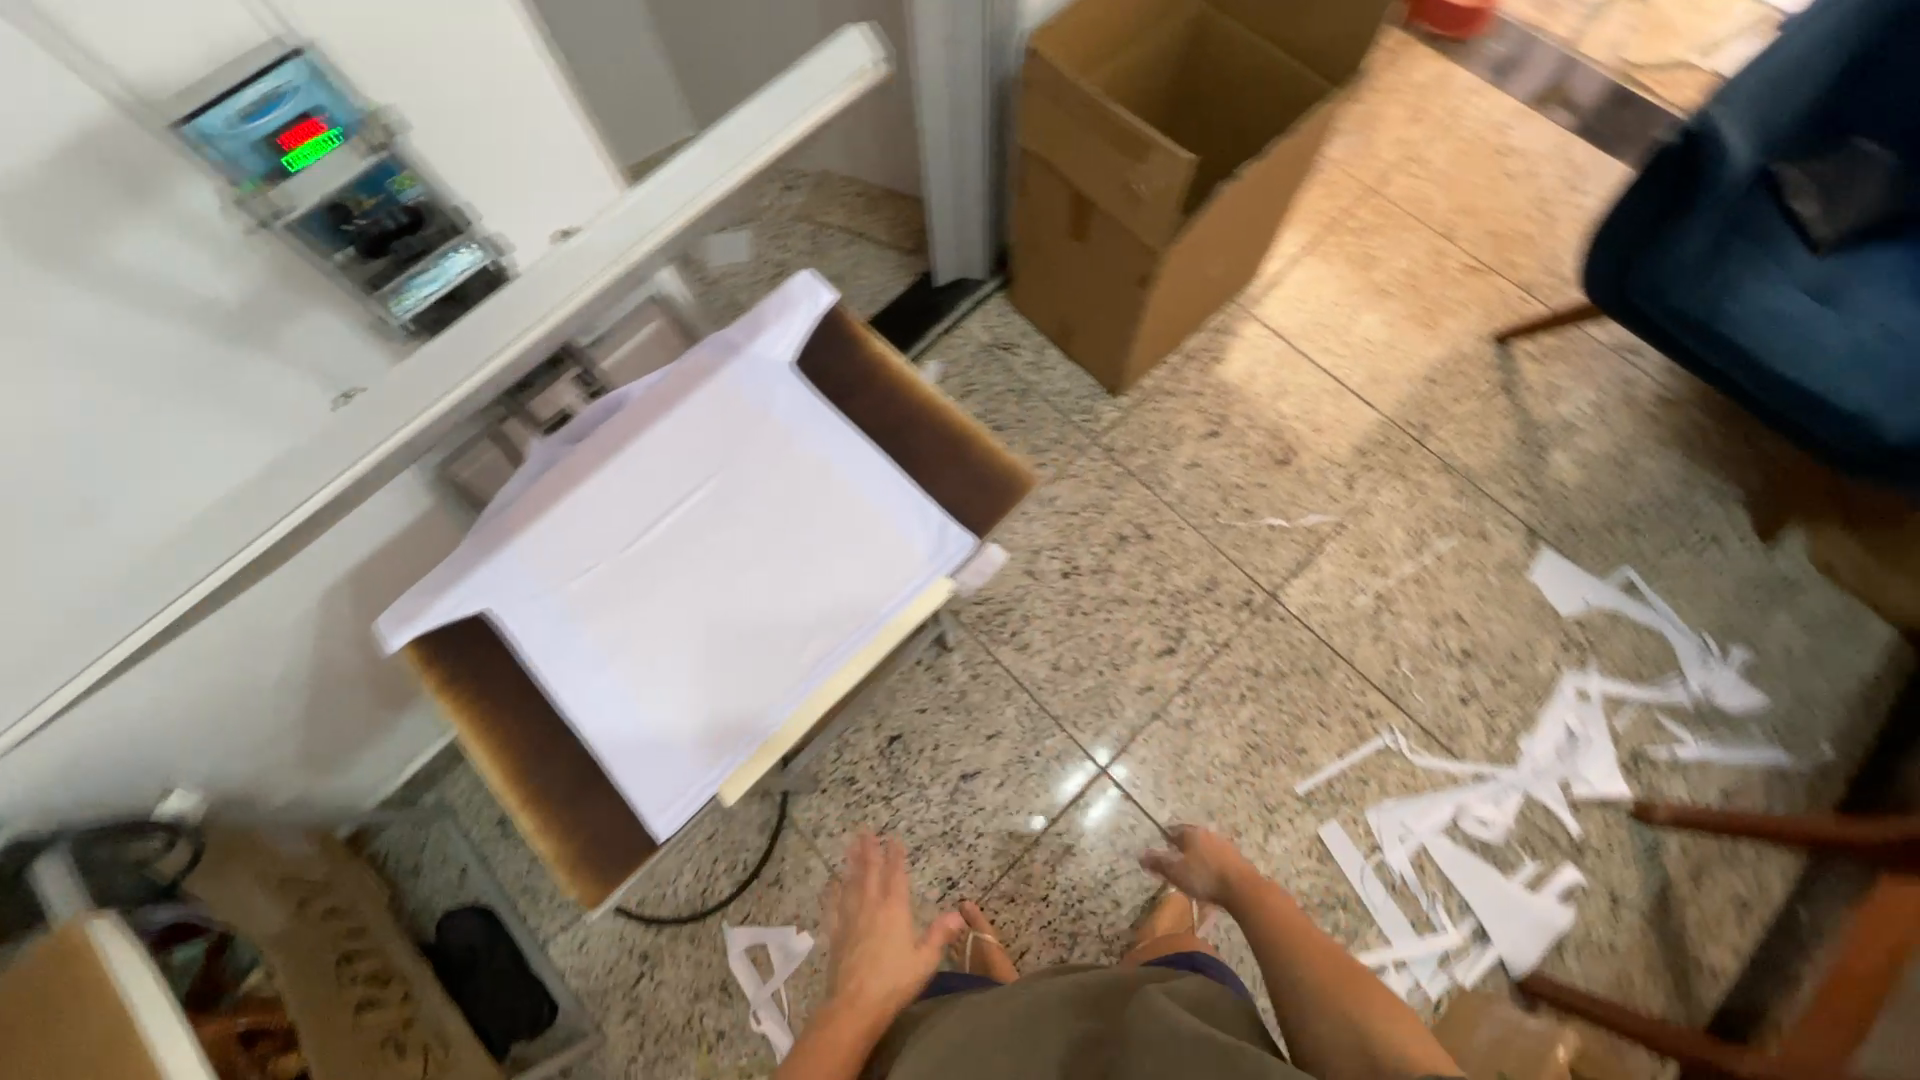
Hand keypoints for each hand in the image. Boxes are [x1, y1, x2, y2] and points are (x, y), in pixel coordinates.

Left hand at [822, 833, 965, 1022]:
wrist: (855, 1006)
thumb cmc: (895, 982)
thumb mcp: (925, 960)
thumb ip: (940, 934)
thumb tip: (958, 914)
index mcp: (894, 910)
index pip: (895, 875)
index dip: (895, 855)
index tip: (893, 838)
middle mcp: (871, 907)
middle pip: (868, 872)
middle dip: (868, 850)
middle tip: (864, 829)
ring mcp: (850, 919)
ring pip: (850, 883)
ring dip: (850, 863)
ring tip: (849, 845)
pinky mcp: (836, 934)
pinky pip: (833, 906)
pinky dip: (832, 892)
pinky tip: (830, 883)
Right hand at [1140, 824, 1264, 905]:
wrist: (1242, 888)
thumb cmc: (1204, 877)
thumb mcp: (1175, 871)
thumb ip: (1157, 862)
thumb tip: (1140, 854)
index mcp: (1190, 832)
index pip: (1172, 830)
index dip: (1165, 841)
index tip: (1162, 852)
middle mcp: (1207, 833)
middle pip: (1190, 837)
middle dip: (1182, 848)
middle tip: (1176, 863)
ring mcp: (1224, 844)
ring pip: (1205, 847)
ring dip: (1198, 856)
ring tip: (1193, 872)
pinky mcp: (1236, 858)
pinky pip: (1218, 858)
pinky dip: (1211, 864)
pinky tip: (1211, 877)